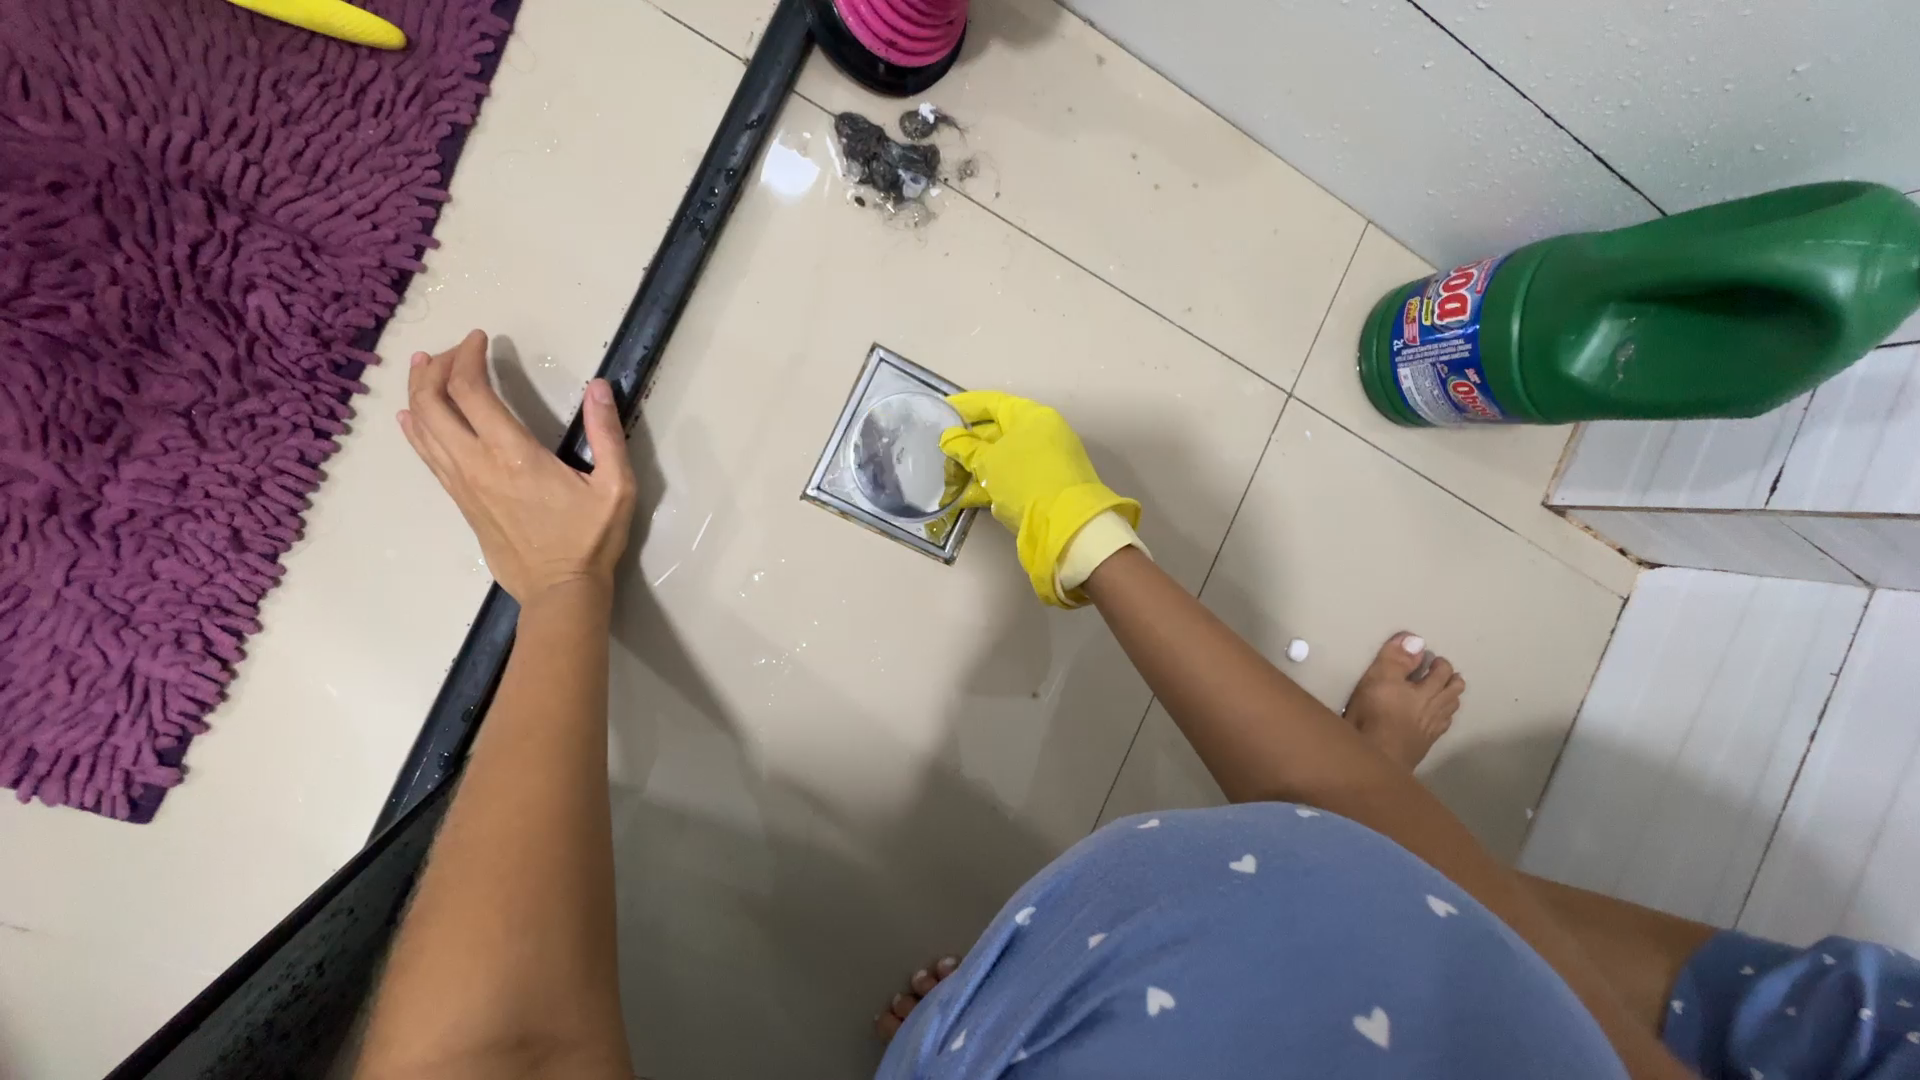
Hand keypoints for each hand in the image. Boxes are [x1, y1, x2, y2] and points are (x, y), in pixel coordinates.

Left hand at [397, 329, 636, 604]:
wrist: (560, 589)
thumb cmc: (591, 538)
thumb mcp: (616, 486)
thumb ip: (607, 434)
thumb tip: (599, 387)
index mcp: (513, 454)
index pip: (471, 390)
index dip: (469, 356)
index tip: (481, 339)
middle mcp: (476, 463)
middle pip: (432, 402)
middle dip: (436, 367)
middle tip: (454, 350)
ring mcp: (462, 484)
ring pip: (421, 427)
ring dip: (419, 391)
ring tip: (425, 367)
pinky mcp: (460, 502)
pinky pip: (426, 455)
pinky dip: (416, 427)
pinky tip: (413, 417)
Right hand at [940, 391, 1139, 606]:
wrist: (1065, 523)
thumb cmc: (1025, 479)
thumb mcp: (989, 461)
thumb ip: (966, 448)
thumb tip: (948, 437)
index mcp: (1032, 416)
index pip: (992, 402)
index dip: (965, 406)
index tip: (941, 410)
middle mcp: (1041, 433)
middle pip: (997, 431)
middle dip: (966, 442)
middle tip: (939, 450)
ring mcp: (1044, 461)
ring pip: (1002, 457)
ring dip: (974, 466)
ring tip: (947, 476)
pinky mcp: (1043, 487)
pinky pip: (1010, 478)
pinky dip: (989, 483)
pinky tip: (964, 496)